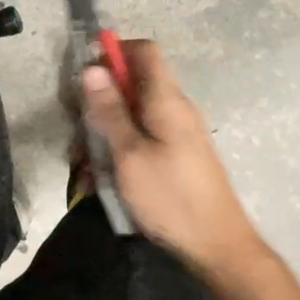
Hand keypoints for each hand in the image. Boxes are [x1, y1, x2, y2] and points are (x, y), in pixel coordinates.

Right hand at [83, 41, 269, 284]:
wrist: (219, 248)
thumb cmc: (170, 198)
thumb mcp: (129, 154)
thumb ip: (110, 110)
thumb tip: (93, 68)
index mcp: (166, 100)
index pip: (144, 50)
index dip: (114, 52)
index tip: (87, 76)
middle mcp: (175, 108)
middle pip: (134, 83)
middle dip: (102, 100)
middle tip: (80, 132)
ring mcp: (179, 132)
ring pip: (134, 113)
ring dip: (106, 130)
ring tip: (87, 165)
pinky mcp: (178, 154)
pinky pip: (143, 135)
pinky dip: (121, 147)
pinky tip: (106, 176)